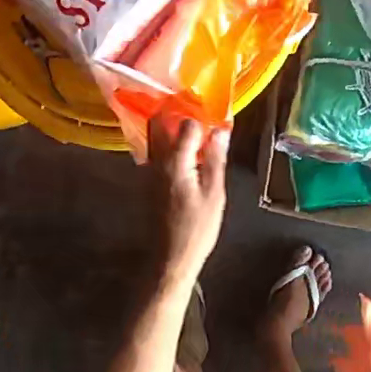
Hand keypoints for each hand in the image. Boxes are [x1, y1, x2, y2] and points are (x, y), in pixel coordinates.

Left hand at [147, 115, 228, 282]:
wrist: (171, 256)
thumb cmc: (197, 228)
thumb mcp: (214, 193)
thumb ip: (215, 158)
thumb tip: (221, 129)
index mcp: (174, 162)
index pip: (186, 124)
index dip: (203, 119)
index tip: (217, 120)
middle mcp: (156, 161)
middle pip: (161, 123)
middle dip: (180, 115)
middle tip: (203, 119)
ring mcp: (149, 171)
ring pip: (156, 136)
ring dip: (174, 129)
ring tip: (198, 135)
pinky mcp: (149, 181)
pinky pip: (157, 152)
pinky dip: (170, 145)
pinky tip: (188, 155)